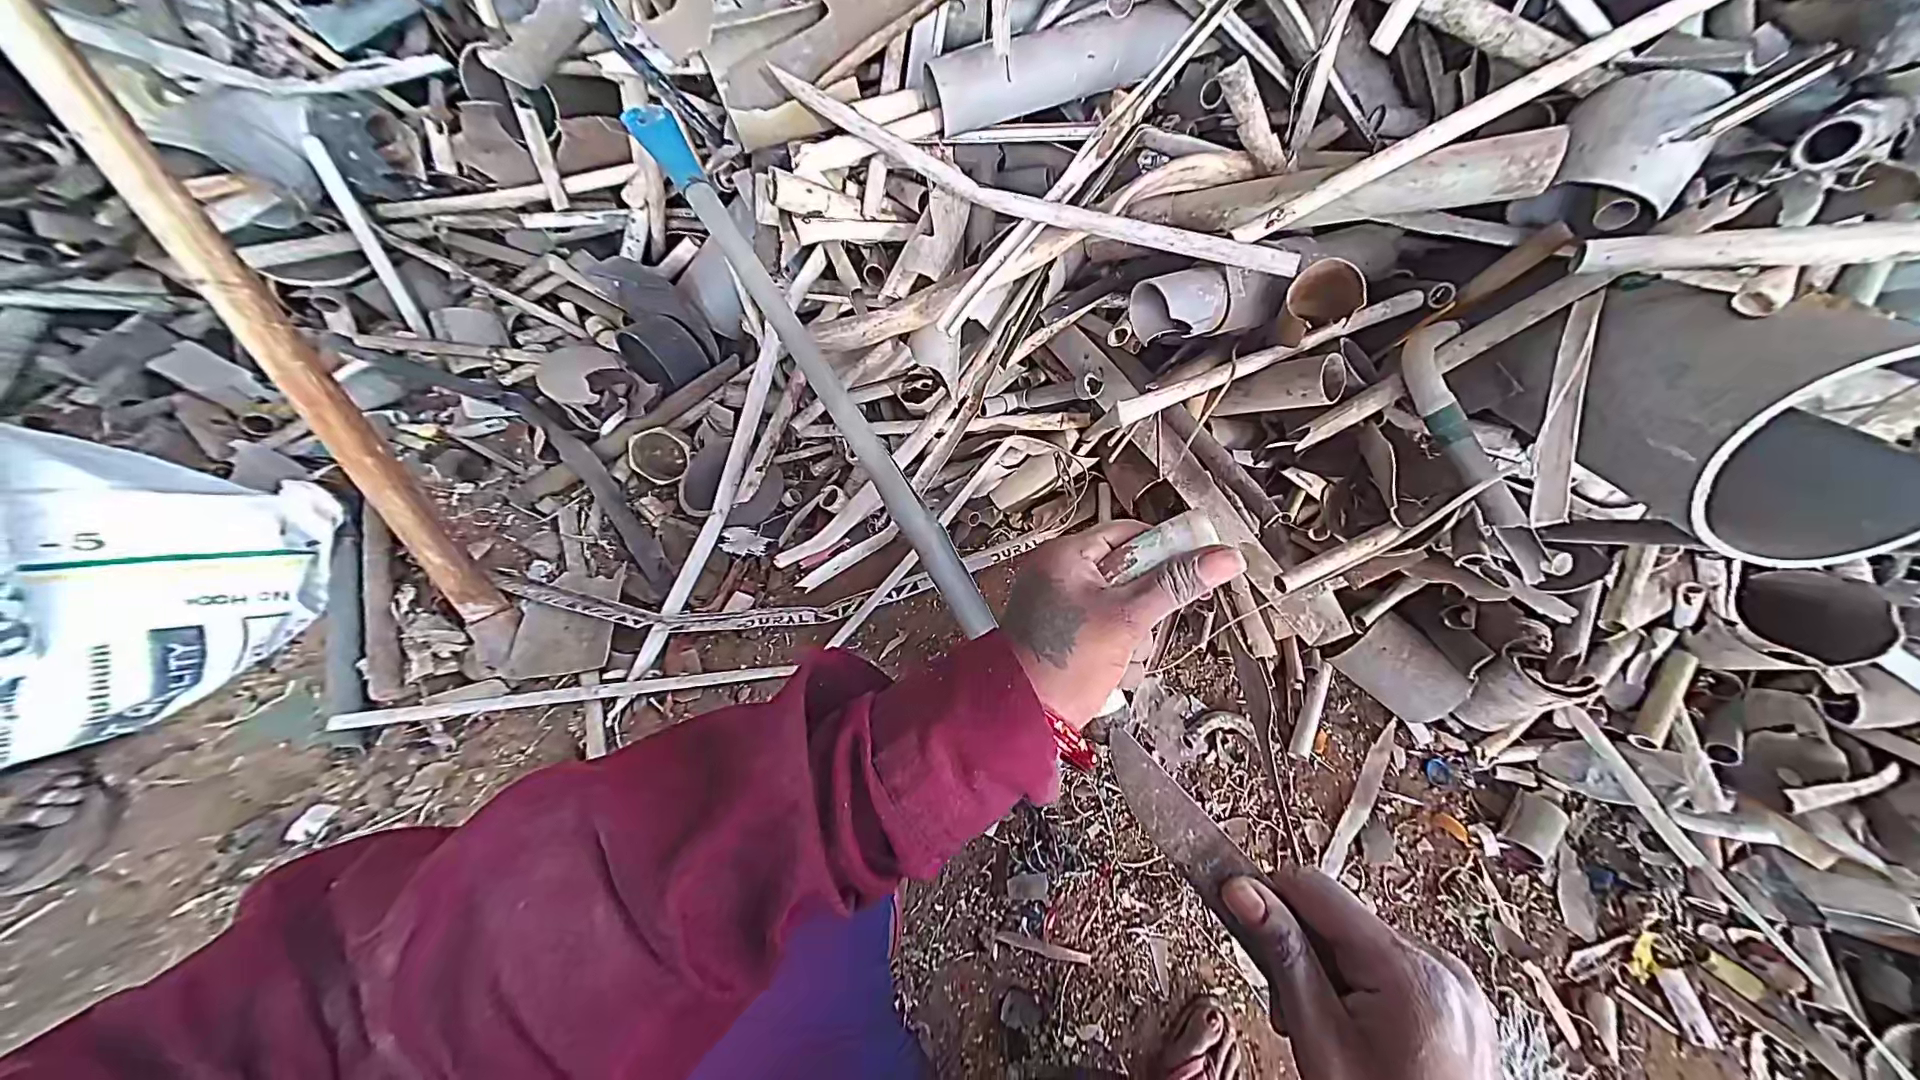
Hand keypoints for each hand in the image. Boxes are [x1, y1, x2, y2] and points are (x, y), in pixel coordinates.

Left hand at [1001, 521, 1244, 728]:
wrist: (1026, 714)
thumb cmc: (1060, 663)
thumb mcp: (1127, 618)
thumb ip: (1175, 584)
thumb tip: (1219, 558)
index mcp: (1065, 556)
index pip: (1128, 533)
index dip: (1164, 548)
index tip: (1194, 563)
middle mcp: (1061, 577)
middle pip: (1131, 574)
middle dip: (1145, 607)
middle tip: (1140, 624)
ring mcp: (1064, 608)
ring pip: (1126, 609)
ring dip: (1134, 636)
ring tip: (1118, 653)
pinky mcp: (1071, 636)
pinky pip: (1112, 633)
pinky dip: (1119, 652)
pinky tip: (1110, 668)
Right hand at [1222, 871, 1495, 1079]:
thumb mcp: (1319, 1039)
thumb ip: (1282, 955)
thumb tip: (1242, 890)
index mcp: (1408, 970)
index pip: (1312, 886)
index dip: (1269, 900)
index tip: (1244, 923)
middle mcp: (1440, 964)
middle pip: (1336, 916)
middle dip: (1303, 952)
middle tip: (1294, 1010)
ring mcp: (1455, 983)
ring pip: (1359, 940)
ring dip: (1331, 971)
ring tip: (1330, 1028)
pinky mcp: (1458, 999)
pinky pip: (1390, 965)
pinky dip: (1363, 986)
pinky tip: (1360, 1030)